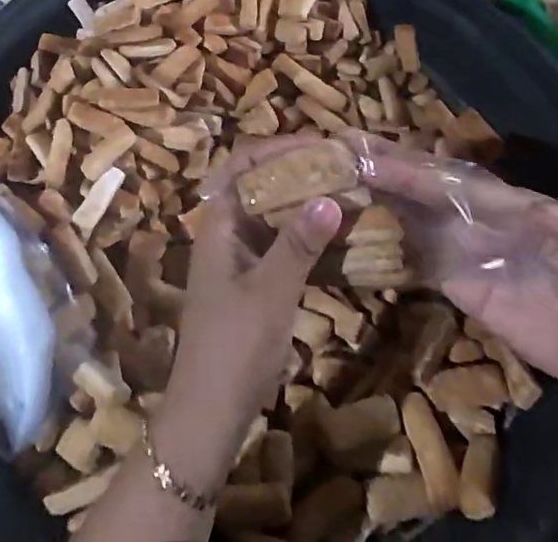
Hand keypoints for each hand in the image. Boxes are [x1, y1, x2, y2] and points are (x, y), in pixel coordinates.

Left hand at [151, 141, 341, 486]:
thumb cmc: (234, 346)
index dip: (279, 149)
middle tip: (343, 167)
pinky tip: (339, 238)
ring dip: (304, 203)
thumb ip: (298, 244)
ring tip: (347, 193)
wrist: (210, 411)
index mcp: (218, 224)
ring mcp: (238, 258)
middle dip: (298, 171)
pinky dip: (305, 236)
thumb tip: (329, 196)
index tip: (322, 145)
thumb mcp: (271, 292)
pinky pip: (280, 245)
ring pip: (272, 215)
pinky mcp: (252, 282)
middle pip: (259, 185)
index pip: (242, 165)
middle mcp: (225, 233)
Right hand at [346, 133, 557, 405]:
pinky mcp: (460, 287)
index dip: (412, 171)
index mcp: (516, 206)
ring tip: (326, 185)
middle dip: (377, 170)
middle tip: (329, 149)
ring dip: (370, 202)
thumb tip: (542, 212)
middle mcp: (481, 221)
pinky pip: (413, 263)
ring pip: (410, 220)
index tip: (368, 156)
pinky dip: (381, 250)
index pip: (455, 184)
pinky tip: (349, 241)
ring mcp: (467, 254)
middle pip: (422, 191)